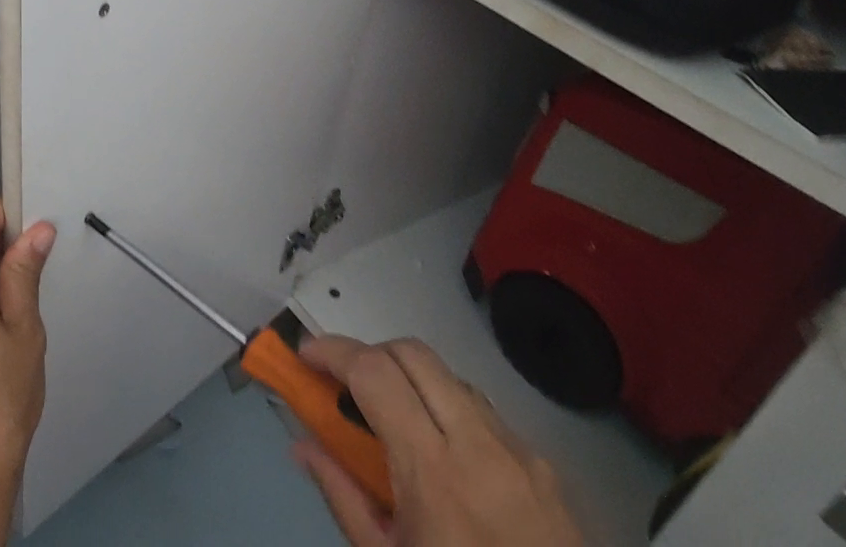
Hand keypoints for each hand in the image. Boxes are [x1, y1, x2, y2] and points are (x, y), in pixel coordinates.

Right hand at [293, 336, 582, 546]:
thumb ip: (341, 495)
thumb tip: (302, 446)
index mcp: (432, 470)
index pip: (375, 373)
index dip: (334, 351)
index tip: (307, 354)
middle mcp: (479, 442)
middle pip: (415, 354)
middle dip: (371, 353)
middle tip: (344, 381)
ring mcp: (518, 448)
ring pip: (452, 377)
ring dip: (412, 379)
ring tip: (391, 416)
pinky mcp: (543, 462)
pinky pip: (485, 412)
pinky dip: (449, 409)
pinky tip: (442, 451)